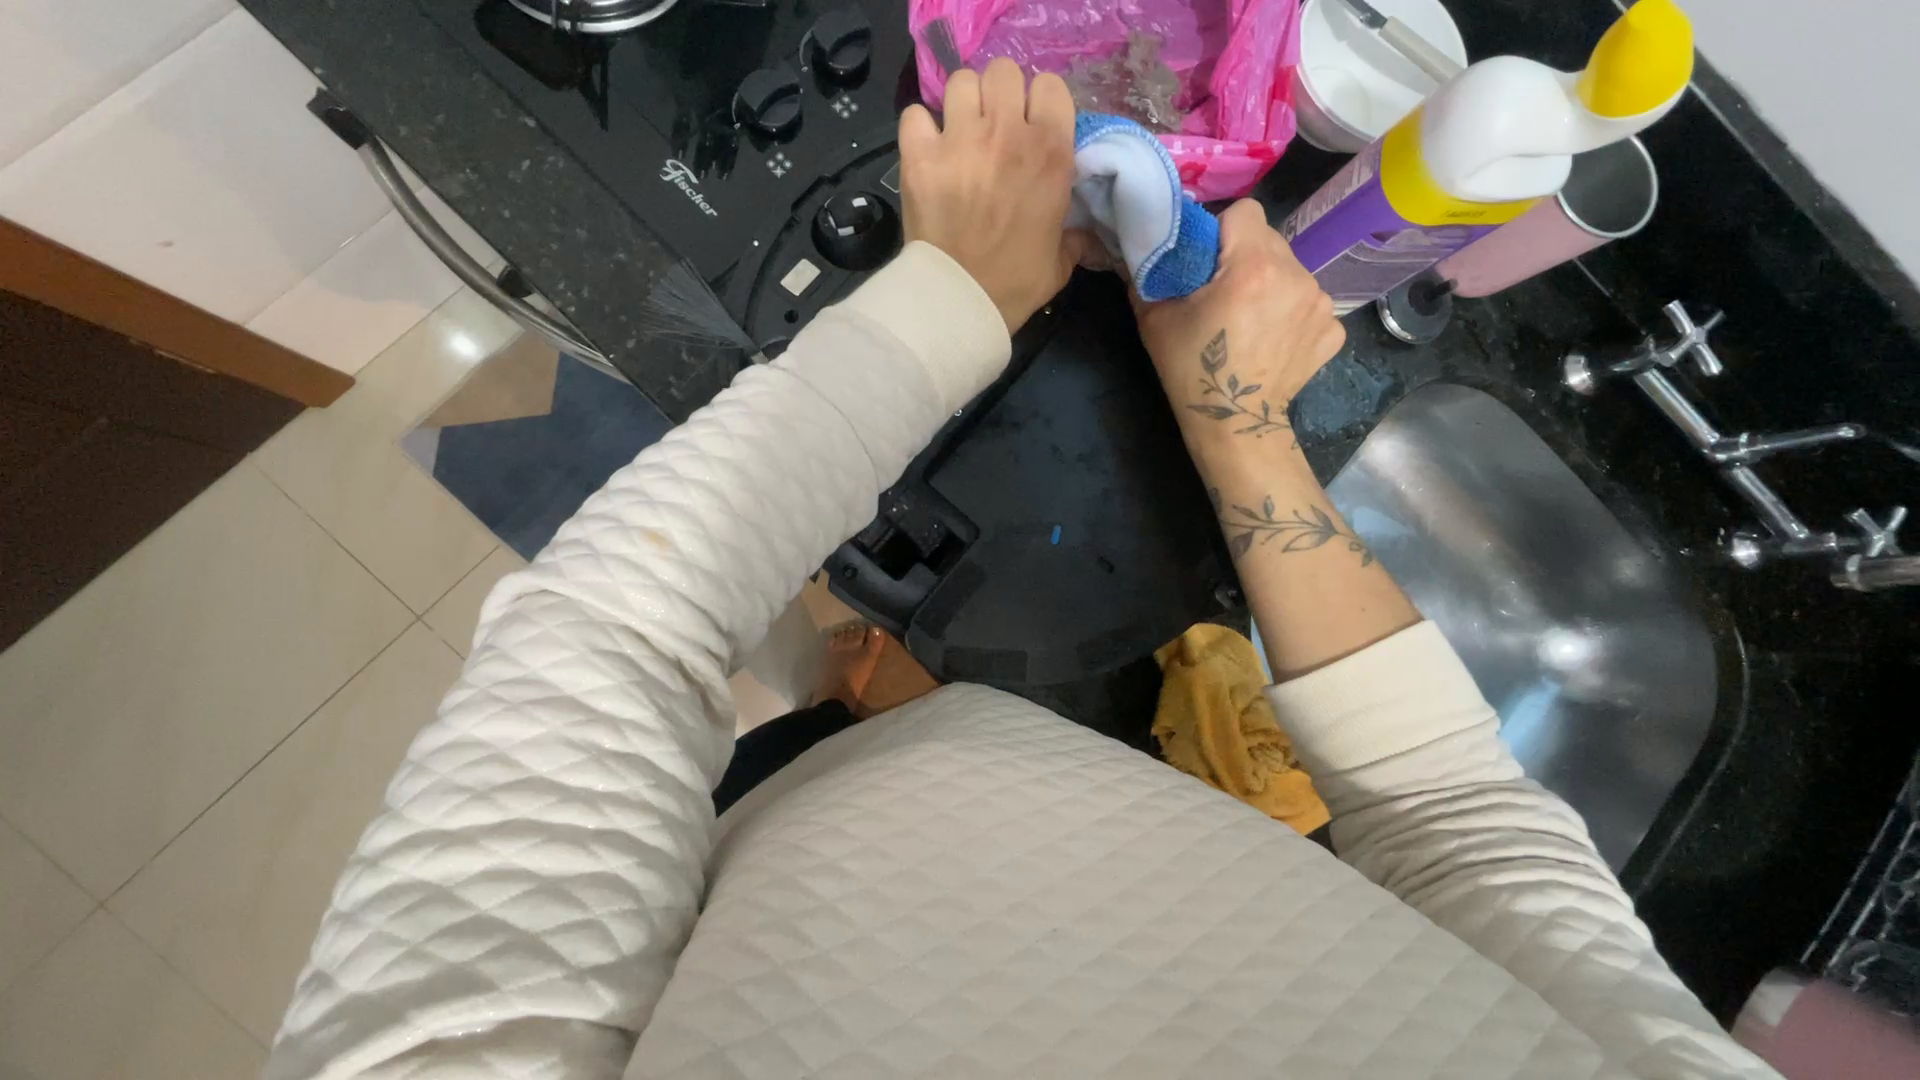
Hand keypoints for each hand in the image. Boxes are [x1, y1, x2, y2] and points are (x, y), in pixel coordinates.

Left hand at [899, 59, 1085, 331]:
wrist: (960, 302)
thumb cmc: (1016, 285)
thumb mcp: (1061, 261)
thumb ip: (1073, 236)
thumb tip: (1083, 233)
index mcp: (1050, 153)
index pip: (1050, 86)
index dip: (1039, 103)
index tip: (1032, 126)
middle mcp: (1006, 135)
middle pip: (1003, 72)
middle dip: (999, 95)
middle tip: (993, 126)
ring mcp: (959, 141)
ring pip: (960, 83)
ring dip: (961, 104)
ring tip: (960, 132)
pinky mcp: (919, 156)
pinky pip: (915, 115)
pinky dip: (920, 128)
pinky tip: (927, 149)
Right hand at [1133, 200, 1344, 432]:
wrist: (1234, 426)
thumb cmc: (1190, 372)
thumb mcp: (1155, 321)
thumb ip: (1152, 274)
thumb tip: (1147, 248)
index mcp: (1251, 267)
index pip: (1245, 211)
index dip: (1222, 228)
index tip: (1208, 258)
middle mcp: (1295, 276)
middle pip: (1270, 240)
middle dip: (1245, 258)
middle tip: (1224, 294)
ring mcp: (1320, 304)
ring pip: (1291, 270)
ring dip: (1270, 285)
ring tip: (1249, 321)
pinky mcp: (1333, 329)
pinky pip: (1309, 304)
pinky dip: (1291, 314)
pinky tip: (1272, 340)